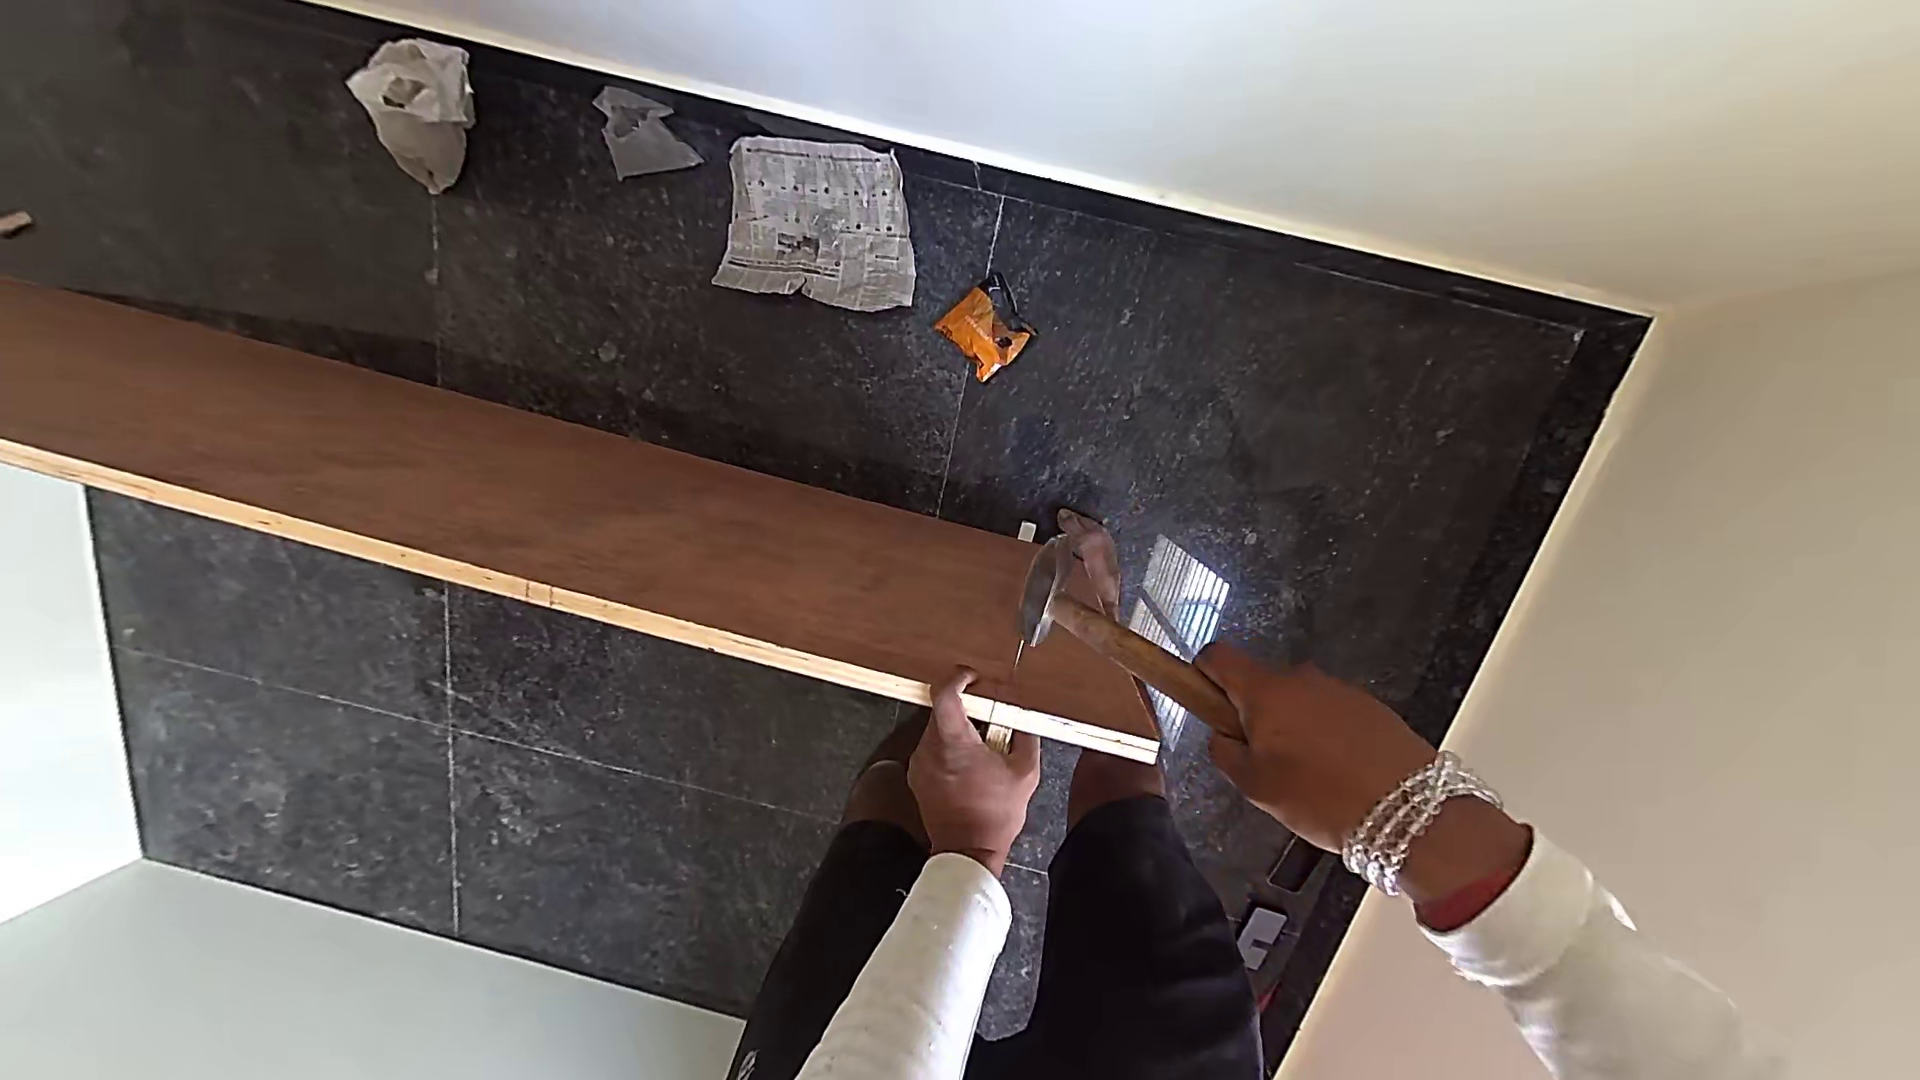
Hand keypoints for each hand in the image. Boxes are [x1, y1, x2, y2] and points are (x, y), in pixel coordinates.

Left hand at [908, 668, 1040, 876]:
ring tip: (982, 743)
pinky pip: (932, 747)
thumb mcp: (1025, 771)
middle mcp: (929, 748)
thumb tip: (1019, 710)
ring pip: (937, 728)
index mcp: (954, 742)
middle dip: (966, 705)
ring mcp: (919, 762)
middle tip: (989, 712)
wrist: (967, 852)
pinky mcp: (916, 775)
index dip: (958, 677)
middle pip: (943, 709)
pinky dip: (949, 745)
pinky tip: (969, 763)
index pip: (944, 693)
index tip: (974, 678)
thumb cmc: (996, 813)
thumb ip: (1023, 732)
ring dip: (958, 726)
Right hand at [1196, 643, 1528, 905]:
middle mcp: (1301, 678)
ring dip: (1292, 725)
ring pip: (1297, 700)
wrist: (1419, 817)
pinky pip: (1331, 712)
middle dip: (1253, 713)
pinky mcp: (1373, 708)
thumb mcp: (1255, 786)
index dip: (1202, 673)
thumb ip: (1225, 752)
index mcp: (1266, 691)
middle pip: (1259, 683)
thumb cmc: (1323, 798)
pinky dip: (1326, 734)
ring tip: (1309, 774)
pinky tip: (1340, 773)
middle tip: (1262, 757)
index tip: (1208, 704)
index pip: (1217, 656)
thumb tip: (1224, 735)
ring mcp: (1340, 690)